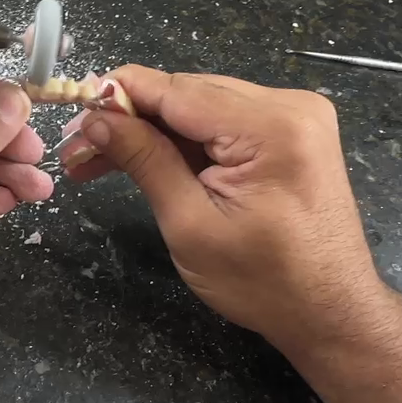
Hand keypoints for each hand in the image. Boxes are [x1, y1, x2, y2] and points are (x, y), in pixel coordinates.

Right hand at [61, 66, 392, 345]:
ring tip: (95, 160)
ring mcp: (292, 116)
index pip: (175, 89)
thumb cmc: (261, 283)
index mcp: (270, 127)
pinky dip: (178, 140)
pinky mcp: (288, 132)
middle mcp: (288, 105)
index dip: (116, 97)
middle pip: (185, 93)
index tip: (71, 117)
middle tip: (76, 151)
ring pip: (197, 106)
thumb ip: (144, 160)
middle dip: (126, 119)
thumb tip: (96, 118)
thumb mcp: (189, 223)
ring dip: (147, 131)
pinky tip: (139, 158)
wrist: (330, 313)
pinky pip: (219, 122)